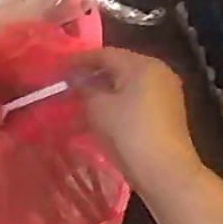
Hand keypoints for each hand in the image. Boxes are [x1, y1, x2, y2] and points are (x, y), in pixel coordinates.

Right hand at [68, 48, 206, 188]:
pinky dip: (115, 102)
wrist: (162, 169)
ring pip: (126, 85)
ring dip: (101, 90)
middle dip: (91, 75)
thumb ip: (84, 89)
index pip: (105, 54)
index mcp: (143, 65)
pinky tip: (97, 114)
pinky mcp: (165, 113)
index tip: (57, 68)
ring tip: (78, 100)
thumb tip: (77, 82)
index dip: (78, 60)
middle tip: (66, 84)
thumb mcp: (97, 107)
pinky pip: (134, 99)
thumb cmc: (128, 131)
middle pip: (118, 67)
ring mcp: (164, 93)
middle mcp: (158, 72)